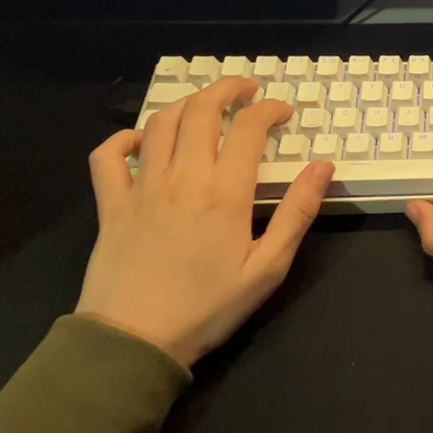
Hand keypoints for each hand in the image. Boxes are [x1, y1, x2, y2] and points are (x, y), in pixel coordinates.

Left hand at [78, 78, 333, 365]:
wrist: (132, 343)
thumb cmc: (207, 308)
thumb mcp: (268, 268)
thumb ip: (297, 213)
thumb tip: (324, 167)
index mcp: (224, 191)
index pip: (248, 126)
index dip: (270, 109)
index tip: (284, 113)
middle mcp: (183, 177)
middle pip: (202, 109)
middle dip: (228, 89)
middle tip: (248, 91)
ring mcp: (142, 187)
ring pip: (160, 122)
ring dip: (187, 104)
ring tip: (207, 107)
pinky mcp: (111, 204)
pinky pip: (108, 156)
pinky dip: (124, 138)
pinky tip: (142, 141)